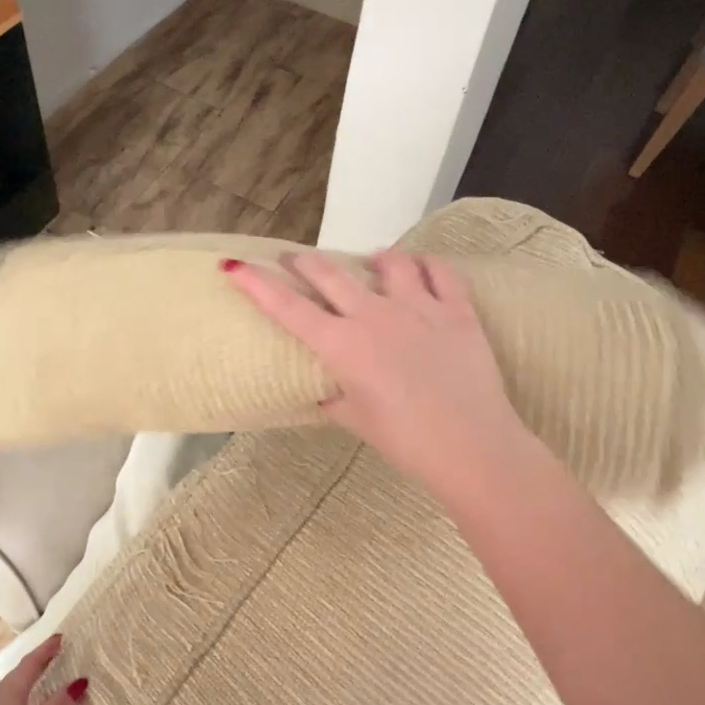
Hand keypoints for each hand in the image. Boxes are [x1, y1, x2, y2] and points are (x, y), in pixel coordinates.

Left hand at [0, 634, 85, 704]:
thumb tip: (78, 681)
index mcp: (11, 692)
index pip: (31, 663)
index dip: (46, 649)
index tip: (61, 637)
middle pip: (20, 674)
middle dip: (39, 663)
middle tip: (58, 654)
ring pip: (13, 691)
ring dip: (30, 682)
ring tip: (47, 681)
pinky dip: (22, 700)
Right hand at [222, 250, 535, 496]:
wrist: (470, 446)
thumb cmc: (405, 441)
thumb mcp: (357, 420)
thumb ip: (334, 399)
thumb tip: (324, 392)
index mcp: (342, 346)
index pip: (288, 308)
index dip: (256, 284)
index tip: (233, 265)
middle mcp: (374, 316)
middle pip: (330, 273)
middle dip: (304, 262)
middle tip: (293, 259)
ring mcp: (418, 307)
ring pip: (390, 262)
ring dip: (373, 258)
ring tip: (371, 262)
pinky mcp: (457, 310)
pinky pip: (440, 272)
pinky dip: (426, 264)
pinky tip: (420, 267)